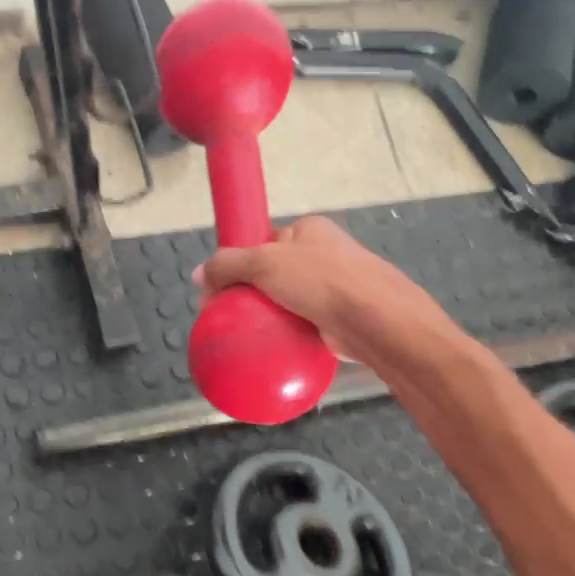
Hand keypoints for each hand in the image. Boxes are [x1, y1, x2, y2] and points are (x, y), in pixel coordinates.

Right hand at [193, 215, 463, 369]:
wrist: (376, 321)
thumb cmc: (322, 281)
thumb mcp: (264, 263)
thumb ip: (228, 265)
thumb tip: (198, 275)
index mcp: (310, 229)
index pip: (265, 241)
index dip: (240, 261)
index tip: (220, 287)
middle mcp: (324, 253)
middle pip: (273, 272)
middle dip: (251, 292)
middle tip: (227, 315)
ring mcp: (335, 286)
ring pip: (287, 300)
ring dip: (268, 316)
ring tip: (245, 334)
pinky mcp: (339, 316)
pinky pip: (302, 323)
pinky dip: (287, 333)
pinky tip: (272, 346)